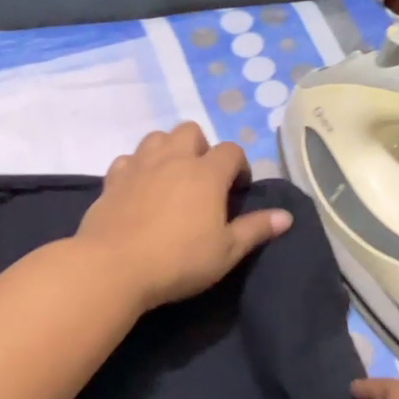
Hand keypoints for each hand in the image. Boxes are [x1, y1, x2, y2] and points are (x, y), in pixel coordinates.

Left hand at [75, 122, 292, 309]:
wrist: (114, 267)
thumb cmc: (178, 261)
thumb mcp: (226, 252)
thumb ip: (255, 230)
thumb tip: (286, 216)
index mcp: (206, 174)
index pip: (231, 151)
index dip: (239, 166)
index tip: (237, 191)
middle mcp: (172, 159)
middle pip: (190, 131)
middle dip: (201, 148)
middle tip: (202, 180)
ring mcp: (139, 166)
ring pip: (156, 137)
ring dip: (167, 150)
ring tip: (171, 178)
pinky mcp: (112, 180)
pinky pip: (127, 159)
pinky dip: (136, 167)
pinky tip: (139, 188)